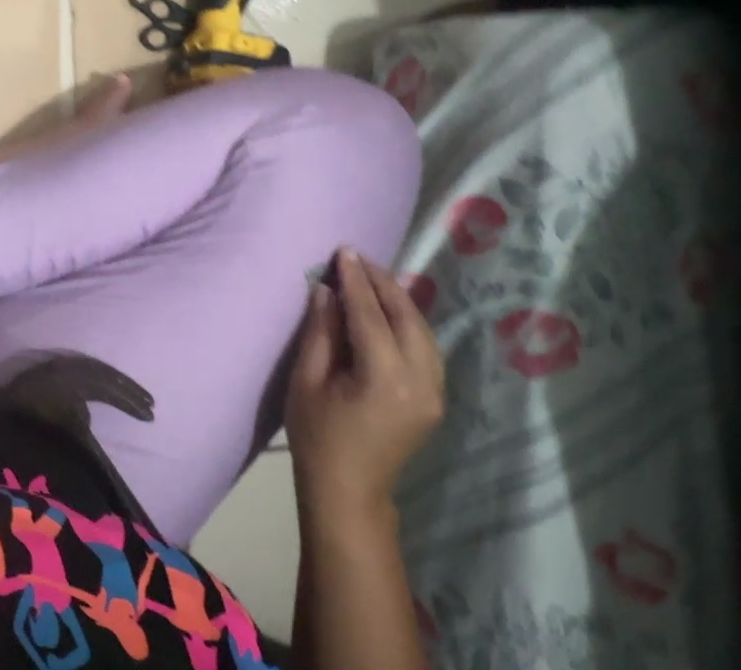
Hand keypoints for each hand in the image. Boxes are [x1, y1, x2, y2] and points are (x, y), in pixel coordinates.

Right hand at [285, 249, 443, 522]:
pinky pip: (426, 347)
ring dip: (398, 300)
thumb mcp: (306, 381)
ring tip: (373, 275)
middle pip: (407, 318)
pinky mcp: (435, 396)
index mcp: (385, 378)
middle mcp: (421, 380)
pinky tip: (390, 309)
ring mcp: (435, 390)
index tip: (343, 252)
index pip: (371, 316)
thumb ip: (321, 334)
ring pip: (423, 331)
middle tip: (358, 257)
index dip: (356, 282)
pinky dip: (408, 322)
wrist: (348, 488)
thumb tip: (327, 292)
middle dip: (383, 284)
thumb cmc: (316, 435)